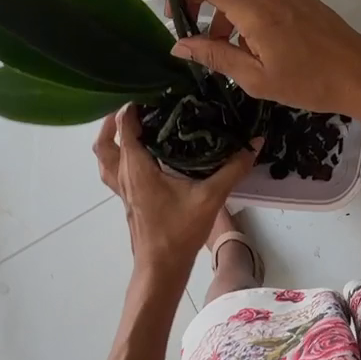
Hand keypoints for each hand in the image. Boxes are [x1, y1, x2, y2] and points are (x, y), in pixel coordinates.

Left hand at [93, 105, 254, 281]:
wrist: (161, 269)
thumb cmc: (179, 232)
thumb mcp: (211, 197)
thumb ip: (234, 168)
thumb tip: (256, 141)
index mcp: (138, 169)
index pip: (126, 128)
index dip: (133, 106)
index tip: (152, 90)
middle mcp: (124, 176)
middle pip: (105, 142)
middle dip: (115, 120)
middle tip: (137, 104)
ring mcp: (122, 190)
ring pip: (104, 158)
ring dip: (112, 138)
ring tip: (132, 123)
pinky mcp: (127, 200)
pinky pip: (113, 170)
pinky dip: (119, 155)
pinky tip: (142, 153)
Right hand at [170, 0, 360, 120]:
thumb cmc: (309, 83)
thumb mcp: (256, 79)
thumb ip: (215, 56)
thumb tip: (178, 45)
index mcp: (256, 8)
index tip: (177, 20)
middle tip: (191, 27)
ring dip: (221, 4)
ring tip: (224, 46)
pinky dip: (243, 6)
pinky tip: (252, 40)